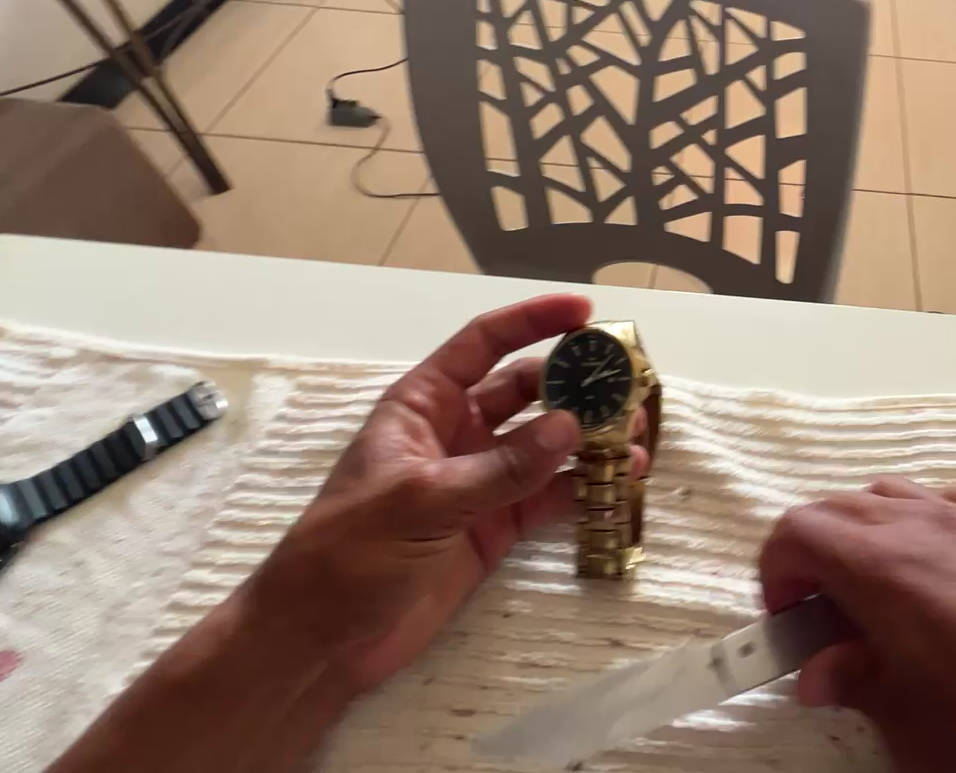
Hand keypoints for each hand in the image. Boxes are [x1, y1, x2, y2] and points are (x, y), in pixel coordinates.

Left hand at [243, 293, 630, 693]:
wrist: (319, 645)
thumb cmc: (345, 554)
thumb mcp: (420, 501)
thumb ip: (499, 467)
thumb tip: (572, 428)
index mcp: (426, 404)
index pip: (486, 343)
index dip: (534, 319)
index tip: (585, 310)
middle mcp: (461, 430)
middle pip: (530, 390)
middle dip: (578, 384)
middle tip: (628, 385)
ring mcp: (484, 477)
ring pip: (548, 441)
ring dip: (591, 435)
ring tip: (636, 434)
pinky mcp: (500, 523)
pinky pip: (552, 492)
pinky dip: (586, 485)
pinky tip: (621, 480)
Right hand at [759, 479, 955, 772]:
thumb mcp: (911, 723)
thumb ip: (856, 682)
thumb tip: (820, 674)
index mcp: (880, 562)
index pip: (796, 530)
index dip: (776, 573)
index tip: (787, 621)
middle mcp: (917, 521)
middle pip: (835, 508)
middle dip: (813, 556)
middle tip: (823, 620)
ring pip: (886, 497)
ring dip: (862, 537)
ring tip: (875, 598)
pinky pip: (942, 503)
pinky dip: (918, 526)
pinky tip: (934, 574)